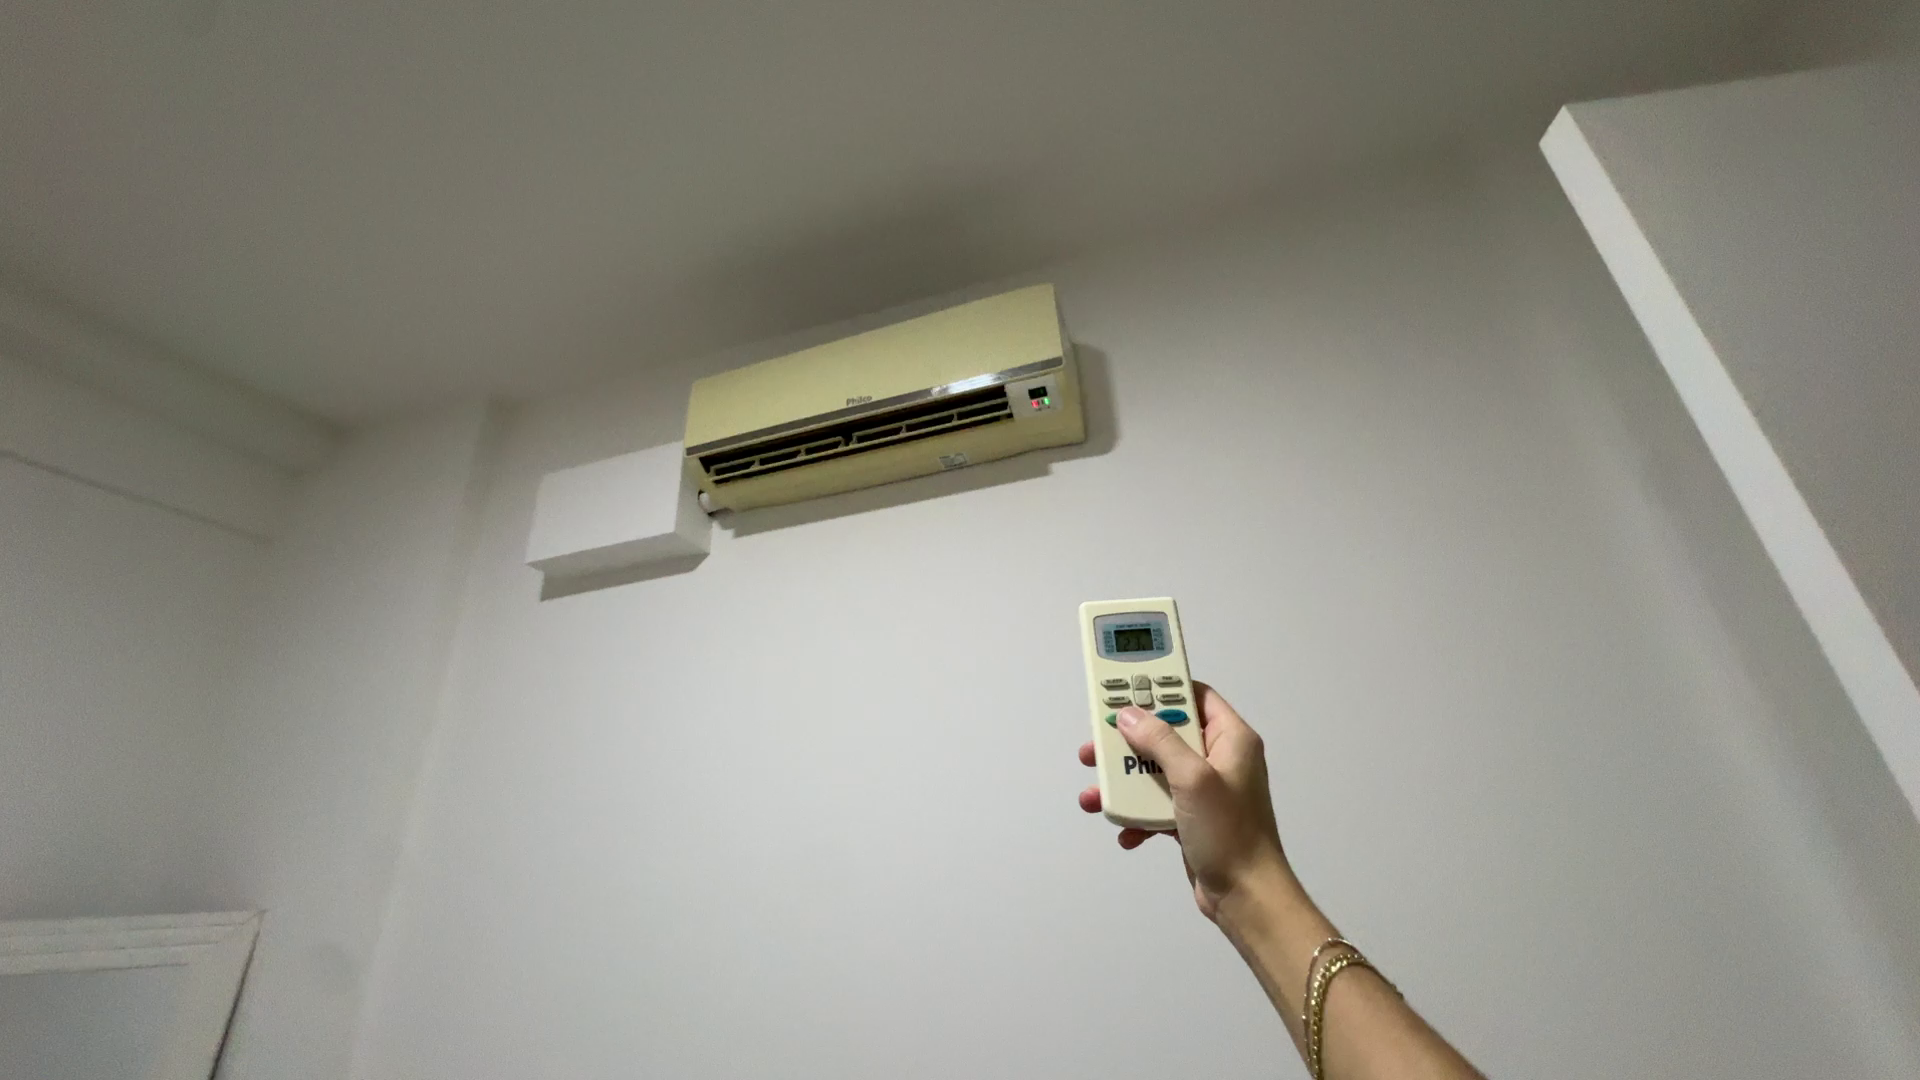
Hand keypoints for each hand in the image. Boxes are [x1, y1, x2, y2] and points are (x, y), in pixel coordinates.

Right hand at [1077, 683, 1289, 920]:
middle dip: (1127, 739)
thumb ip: (1159, 741)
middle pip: (1164, 732)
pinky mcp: (1190, 816)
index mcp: (1230, 739)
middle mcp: (1217, 757)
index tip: (1125, 687)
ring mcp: (1203, 789)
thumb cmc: (1228, 832)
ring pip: (1153, 769)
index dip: (1161, 687)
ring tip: (1093, 790)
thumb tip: (1128, 714)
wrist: (1247, 900)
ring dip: (1123, 779)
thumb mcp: (1193, 778)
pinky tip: (1124, 829)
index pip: (1194, 695)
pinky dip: (1136, 812)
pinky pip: (1155, 802)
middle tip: (1096, 741)